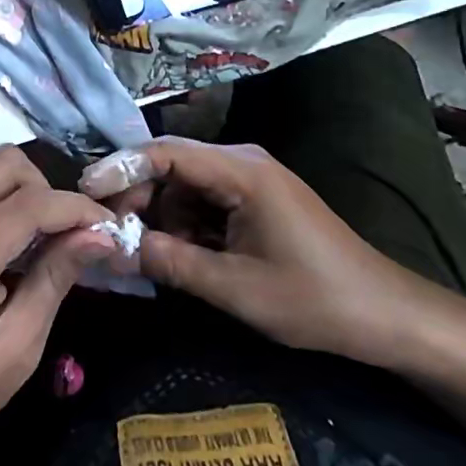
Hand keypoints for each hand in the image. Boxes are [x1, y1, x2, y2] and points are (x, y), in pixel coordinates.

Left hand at [0, 145, 116, 465]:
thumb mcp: (19, 346)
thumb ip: (57, 276)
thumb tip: (101, 234)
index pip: (32, 204)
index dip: (78, 208)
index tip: (108, 227)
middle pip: (8, 164)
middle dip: (48, 190)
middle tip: (64, 232)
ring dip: (22, 183)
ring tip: (37, 228)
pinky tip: (8, 225)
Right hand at [86, 137, 439, 367]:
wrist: (382, 313)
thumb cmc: (313, 298)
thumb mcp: (235, 287)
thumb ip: (171, 262)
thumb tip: (113, 247)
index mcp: (242, 171)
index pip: (166, 152)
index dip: (120, 168)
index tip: (83, 193)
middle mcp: (242, 162)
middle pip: (171, 165)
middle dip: (137, 198)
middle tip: (109, 236)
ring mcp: (249, 179)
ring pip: (184, 186)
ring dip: (159, 216)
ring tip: (140, 255)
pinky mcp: (253, 200)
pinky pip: (204, 202)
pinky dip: (183, 226)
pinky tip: (174, 256)